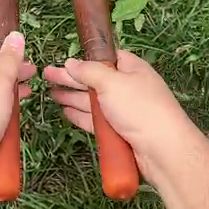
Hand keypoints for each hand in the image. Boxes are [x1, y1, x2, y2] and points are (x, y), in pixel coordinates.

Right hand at [43, 49, 198, 186]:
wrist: (162, 150)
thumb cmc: (139, 108)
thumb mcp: (111, 82)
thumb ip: (88, 71)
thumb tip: (71, 62)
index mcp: (131, 68)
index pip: (106, 57)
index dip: (85, 59)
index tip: (65, 60)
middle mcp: (127, 87)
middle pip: (94, 80)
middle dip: (70, 78)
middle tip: (46, 75)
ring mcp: (123, 111)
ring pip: (92, 101)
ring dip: (72, 96)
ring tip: (51, 93)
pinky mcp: (118, 132)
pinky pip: (95, 120)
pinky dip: (80, 115)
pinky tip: (65, 111)